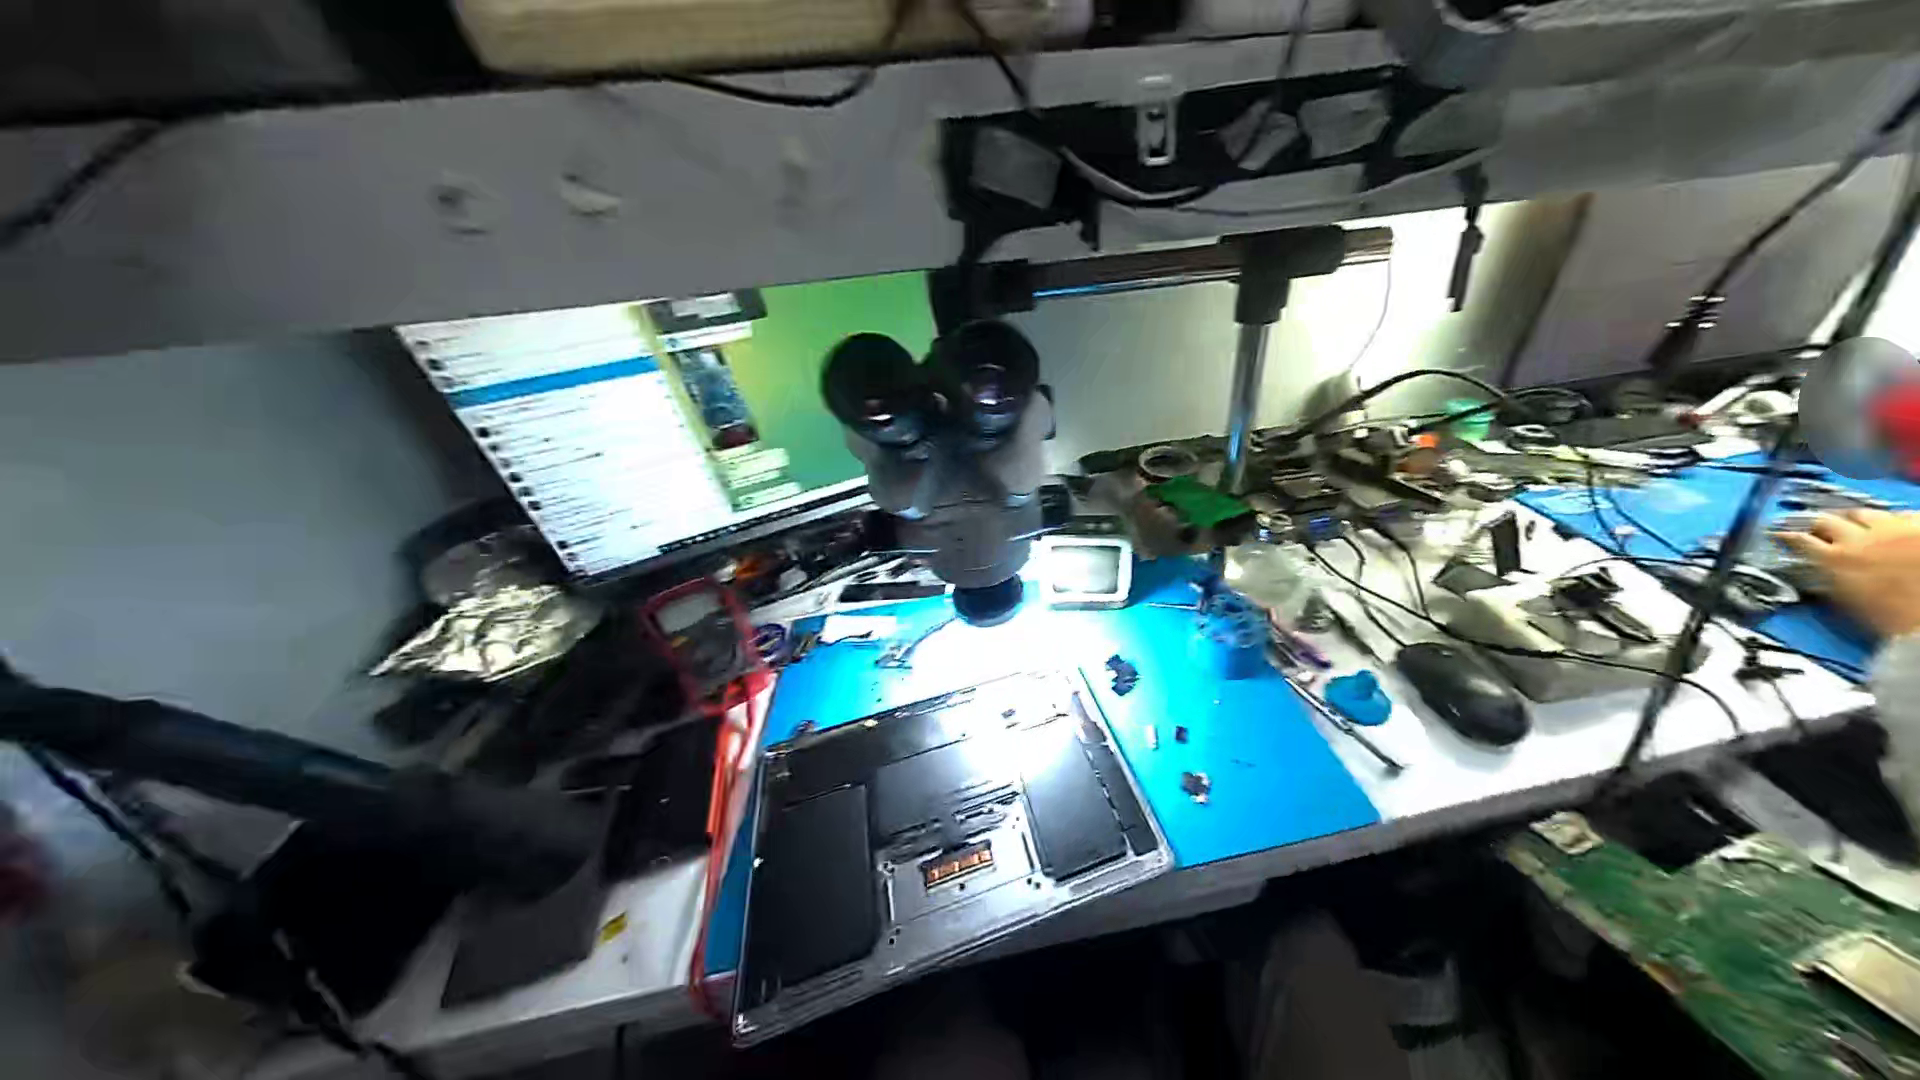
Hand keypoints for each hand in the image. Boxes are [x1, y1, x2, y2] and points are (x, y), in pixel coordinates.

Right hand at [1778, 509, 1919, 637]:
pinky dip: (1898, 521)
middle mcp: (1862, 539)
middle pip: (1828, 519)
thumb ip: (1819, 576)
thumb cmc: (1893, 618)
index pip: (1794, 538)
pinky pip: (1909, 516)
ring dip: (1858, 519)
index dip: (1783, 535)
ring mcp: (1900, 533)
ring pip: (1868, 513)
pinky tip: (1897, 530)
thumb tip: (1810, 566)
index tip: (1780, 535)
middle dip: (1819, 524)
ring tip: (1859, 527)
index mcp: (1832, 558)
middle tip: (1817, 529)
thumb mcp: (1838, 599)